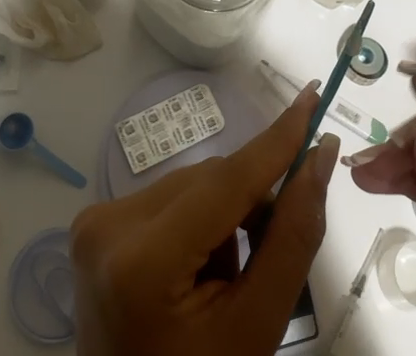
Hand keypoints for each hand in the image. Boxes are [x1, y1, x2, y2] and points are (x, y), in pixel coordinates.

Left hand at [72, 85, 340, 355]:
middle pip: (210, 180)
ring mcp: (94, 223)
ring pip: (192, 185)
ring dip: (225, 214)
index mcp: (143, 259)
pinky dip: (198, 222)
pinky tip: (200, 268)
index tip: (313, 96)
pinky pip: (169, 198)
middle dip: (251, 203)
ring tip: (228, 276)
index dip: (276, 139)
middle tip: (273, 249)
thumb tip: (321, 155)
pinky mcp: (95, 225)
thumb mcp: (259, 319)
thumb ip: (294, 234)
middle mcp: (108, 225)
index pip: (226, 180)